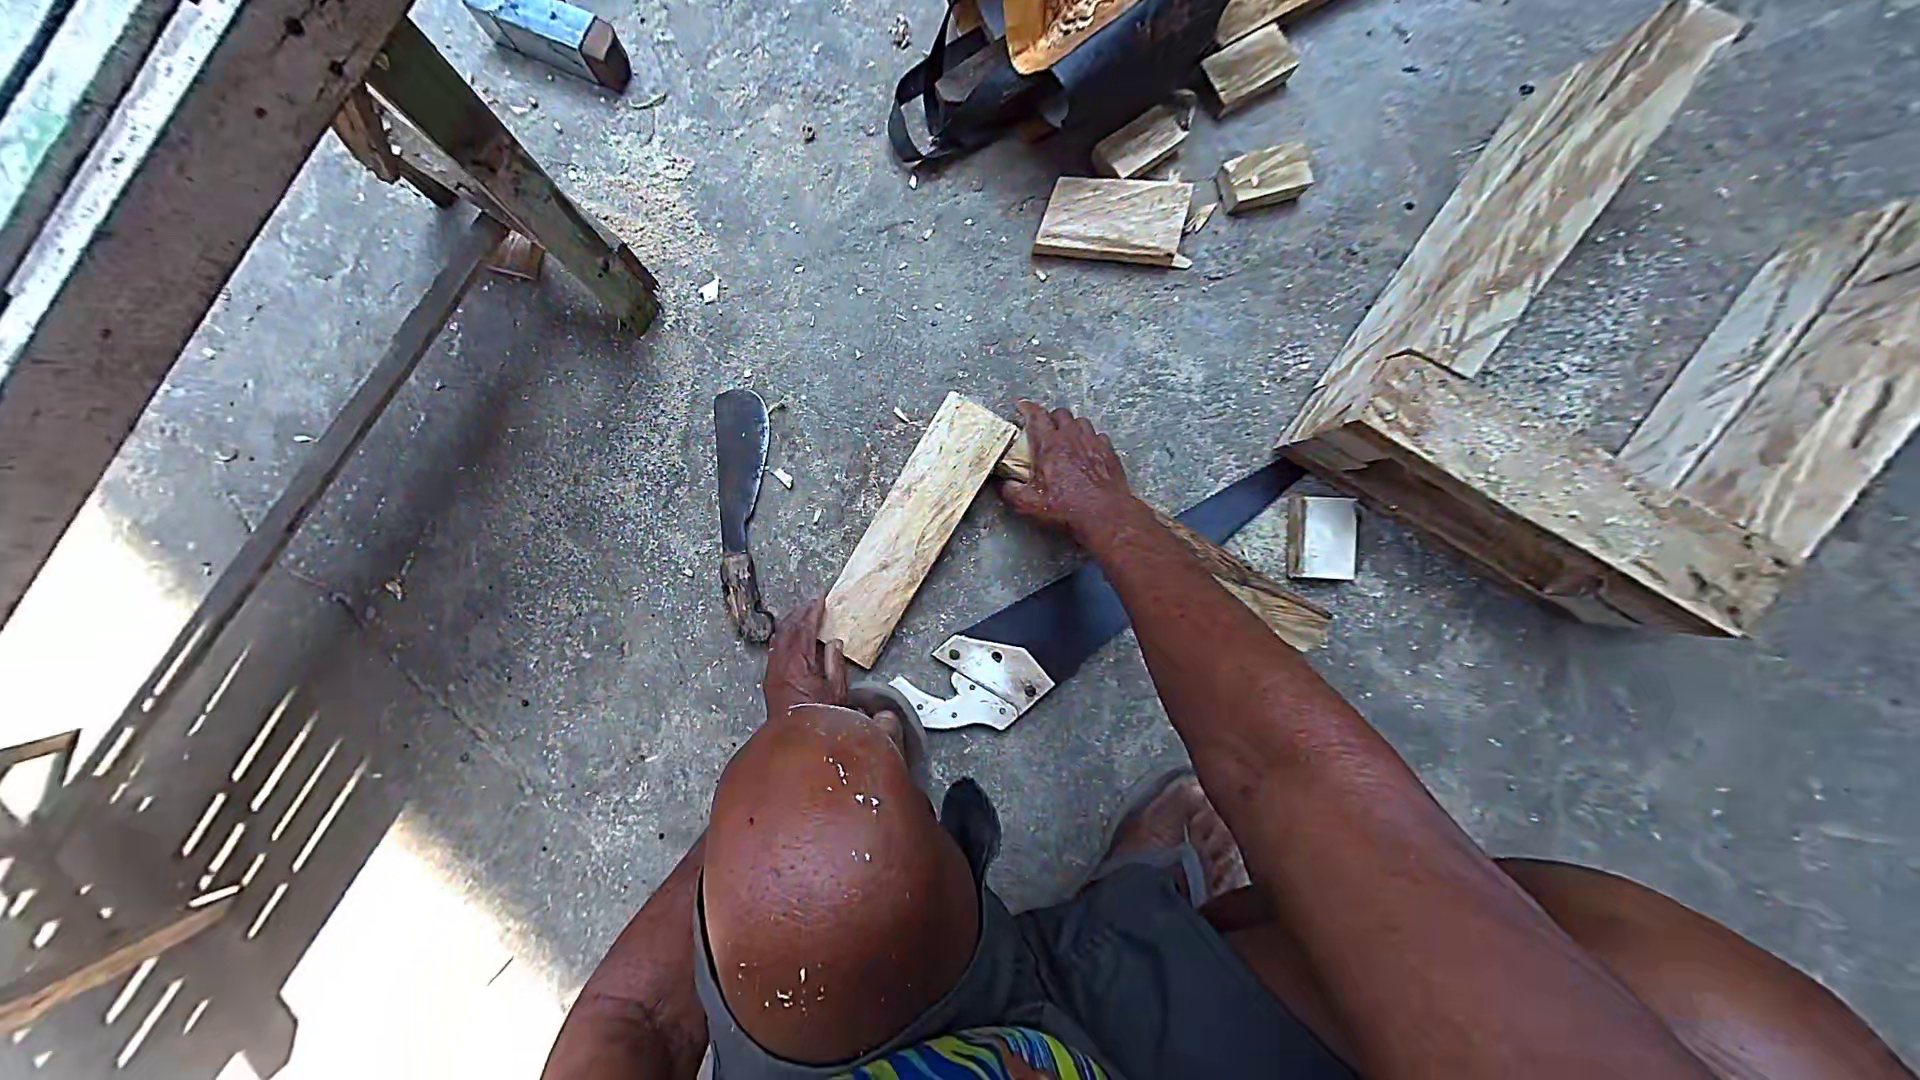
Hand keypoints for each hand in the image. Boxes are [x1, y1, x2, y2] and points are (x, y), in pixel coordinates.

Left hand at [763, 599, 847, 719]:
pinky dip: (783, 636)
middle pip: (787, 629)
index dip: (813, 612)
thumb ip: (835, 663)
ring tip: (800, 615)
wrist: (796, 739)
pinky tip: (788, 636)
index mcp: (797, 663)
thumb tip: (834, 643)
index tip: (820, 599)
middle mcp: (781, 664)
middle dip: (799, 613)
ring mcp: (772, 671)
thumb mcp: (836, 690)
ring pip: (778, 637)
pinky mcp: (770, 678)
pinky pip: (775, 648)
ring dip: (790, 623)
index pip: (804, 628)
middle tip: (811, 603)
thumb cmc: (818, 717)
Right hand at [999, 401, 1140, 544]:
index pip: (1036, 416)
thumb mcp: (1027, 504)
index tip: (1022, 406)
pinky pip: (1098, 436)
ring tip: (1066, 436)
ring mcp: (1093, 442)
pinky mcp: (1108, 452)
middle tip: (1044, 427)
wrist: (1104, 515)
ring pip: (1081, 421)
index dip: (1027, 408)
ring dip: (1071, 426)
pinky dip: (1090, 439)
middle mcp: (1071, 437)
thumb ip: (1009, 491)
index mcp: (1049, 445)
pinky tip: (1087, 450)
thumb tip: (1002, 484)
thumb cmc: (1066, 508)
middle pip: (1060, 414)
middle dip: (1050, 417)